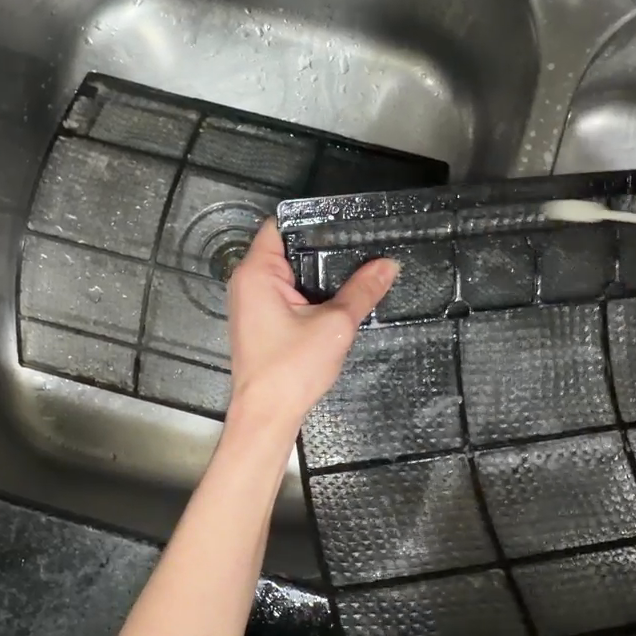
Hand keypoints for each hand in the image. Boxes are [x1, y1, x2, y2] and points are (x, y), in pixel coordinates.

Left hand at [224, 221, 396, 437]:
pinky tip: (338, 298)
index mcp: (256, 273)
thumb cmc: (290, 370)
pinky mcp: (261, 324)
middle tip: (361, 243)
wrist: (267, 416)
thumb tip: (388, 265)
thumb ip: (362, 291)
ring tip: (356, 267)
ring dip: (318, 275)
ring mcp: (252, 304)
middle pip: (286, 249)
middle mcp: (247, 283)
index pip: (280, 226)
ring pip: (289, 275)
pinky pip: (287, 296)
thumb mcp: (335, 325)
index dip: (312, 220)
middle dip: (322, 248)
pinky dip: (310, 295)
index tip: (345, 220)